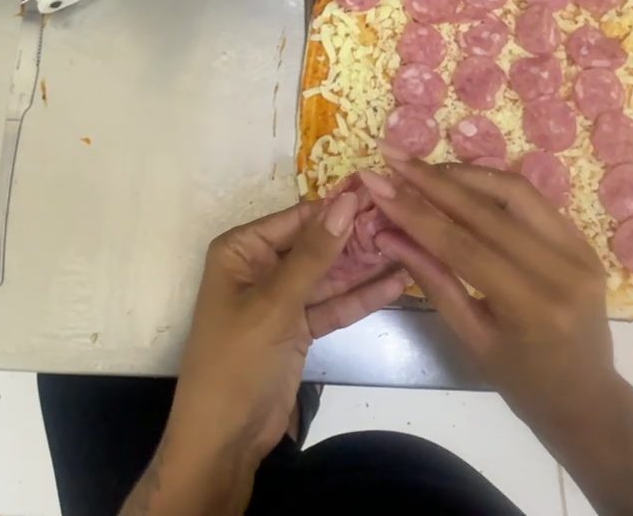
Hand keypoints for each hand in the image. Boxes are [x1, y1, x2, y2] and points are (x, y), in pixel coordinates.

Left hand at [169, 194, 408, 464]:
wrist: (223, 438)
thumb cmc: (236, 359)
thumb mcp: (274, 303)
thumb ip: (314, 255)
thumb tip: (345, 203)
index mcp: (241, 249)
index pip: (297, 219)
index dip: (337, 207)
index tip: (381, 193)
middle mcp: (260, 267)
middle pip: (315, 245)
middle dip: (356, 236)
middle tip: (404, 220)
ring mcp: (281, 299)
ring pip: (328, 275)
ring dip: (364, 265)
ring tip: (408, 245)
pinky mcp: (298, 329)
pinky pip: (332, 305)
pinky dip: (360, 298)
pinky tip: (395, 284)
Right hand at [362, 159, 632, 515]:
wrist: (589, 398)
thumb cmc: (521, 379)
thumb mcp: (469, 337)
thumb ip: (430, 280)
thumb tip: (385, 233)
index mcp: (531, 307)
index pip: (460, 244)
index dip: (413, 210)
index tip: (374, 182)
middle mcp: (561, 271)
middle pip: (485, 209)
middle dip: (430, 179)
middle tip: (390, 155)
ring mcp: (579, 250)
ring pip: (511, 189)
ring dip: (460, 173)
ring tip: (419, 167)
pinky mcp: (582, 239)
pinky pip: (530, 198)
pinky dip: (488, 182)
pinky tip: (456, 179)